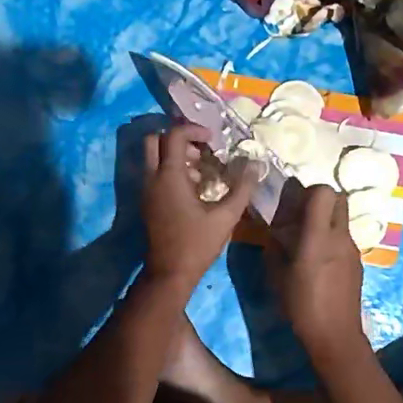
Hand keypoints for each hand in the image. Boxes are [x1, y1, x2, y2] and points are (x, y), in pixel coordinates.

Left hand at [142, 125, 262, 288]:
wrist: (169, 272)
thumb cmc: (197, 244)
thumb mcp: (226, 216)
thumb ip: (242, 188)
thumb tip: (256, 165)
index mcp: (169, 176)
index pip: (174, 135)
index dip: (194, 130)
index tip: (213, 140)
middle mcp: (152, 178)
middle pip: (154, 140)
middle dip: (178, 139)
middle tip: (201, 152)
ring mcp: (146, 191)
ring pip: (153, 158)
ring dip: (175, 156)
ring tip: (203, 173)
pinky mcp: (147, 202)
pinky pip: (154, 174)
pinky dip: (171, 171)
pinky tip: (194, 190)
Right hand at [268, 184, 365, 352]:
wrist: (336, 335)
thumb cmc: (301, 306)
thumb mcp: (276, 277)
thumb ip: (275, 249)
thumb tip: (275, 234)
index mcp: (318, 237)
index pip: (324, 192)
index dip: (308, 191)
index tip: (293, 205)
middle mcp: (340, 237)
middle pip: (339, 198)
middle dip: (320, 201)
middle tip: (301, 218)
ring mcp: (353, 249)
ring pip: (342, 220)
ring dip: (325, 222)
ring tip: (306, 244)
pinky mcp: (358, 263)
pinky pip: (344, 240)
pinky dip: (331, 241)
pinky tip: (319, 264)